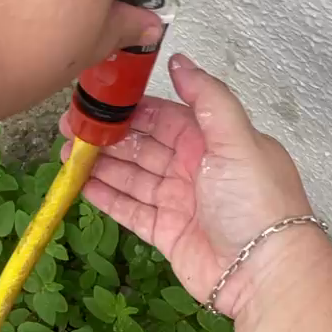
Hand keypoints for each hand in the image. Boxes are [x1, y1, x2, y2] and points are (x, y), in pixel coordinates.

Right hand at [61, 54, 314, 318]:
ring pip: (132, 177)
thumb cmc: (256, 202)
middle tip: (71, 130)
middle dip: (107, 137)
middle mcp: (194, 168)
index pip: (163, 116)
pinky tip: (82, 186)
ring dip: (100, 166)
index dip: (129, 110)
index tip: (97, 102)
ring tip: (68, 155)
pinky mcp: (167, 233)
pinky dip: (107, 198)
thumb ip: (208, 97)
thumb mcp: (237, 139)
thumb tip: (180, 60)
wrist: (263, 271)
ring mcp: (179, 202)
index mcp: (212, 141)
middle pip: (143, 146)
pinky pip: (131, 210)